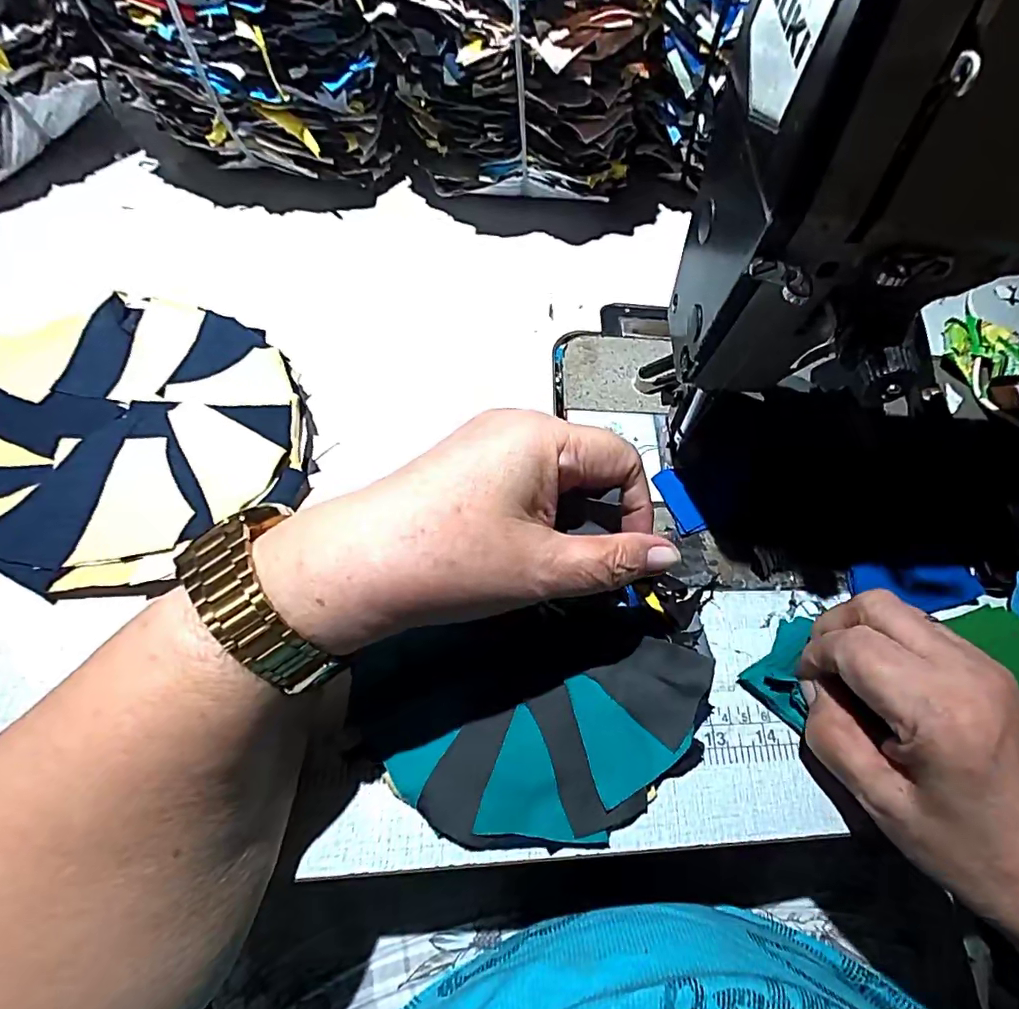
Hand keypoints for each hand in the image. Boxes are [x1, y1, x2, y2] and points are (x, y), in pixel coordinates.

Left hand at [251, 409, 678, 653]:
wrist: (350, 572)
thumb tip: (667, 555)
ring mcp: (490, 442)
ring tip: (552, 560)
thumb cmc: (444, 561)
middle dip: (605, 517)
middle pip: (595, 466)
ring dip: (574, 520)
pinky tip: (527, 549)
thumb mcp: (547, 568)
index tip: (630, 553)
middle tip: (590, 563)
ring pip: (565, 478)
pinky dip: (546, 515)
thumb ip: (617, 560)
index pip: (625, 459)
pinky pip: (534, 481)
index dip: (640, 509)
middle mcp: (517, 427)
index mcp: (540, 436)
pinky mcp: (473, 464)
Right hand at [798, 591, 1018, 973]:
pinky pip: (926, 630)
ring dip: (864, 632)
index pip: (854, 644)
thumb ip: (835, 740)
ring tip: (850, 680)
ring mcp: (984, 661)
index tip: (804, 684)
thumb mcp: (885, 808)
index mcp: (939, 708)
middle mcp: (965, 667)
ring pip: (902, 610)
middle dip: (834, 628)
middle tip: (820, 671)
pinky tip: (887, 685)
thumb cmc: (974, 852)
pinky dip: (892, 642)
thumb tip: (817, 692)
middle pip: (877, 604)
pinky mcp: (992, 667)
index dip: (815, 656)